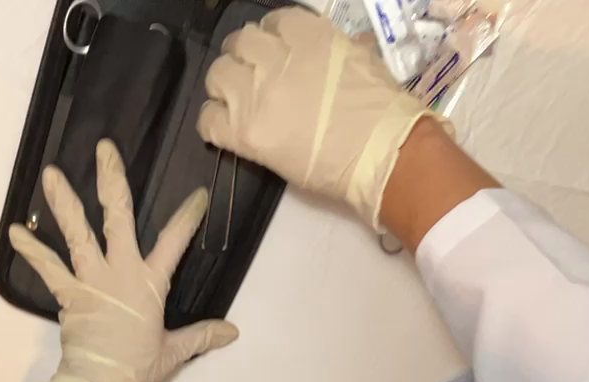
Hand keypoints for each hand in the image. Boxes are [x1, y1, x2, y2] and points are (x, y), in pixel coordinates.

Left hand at [9, 140, 239, 381]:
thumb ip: (201, 336)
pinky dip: (31, 250)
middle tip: (103, 149)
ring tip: (50, 173)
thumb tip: (232, 331)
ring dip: (63, 202)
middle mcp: (120, 270)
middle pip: (118, 216)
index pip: (175, 241)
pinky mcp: (68, 294)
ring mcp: (91, 279)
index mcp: (150, 282)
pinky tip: (14, 230)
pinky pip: (47, 268)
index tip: (197, 195)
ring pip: (77, 232)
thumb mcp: (173, 352)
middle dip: (112, 181)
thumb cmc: (138, 367)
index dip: (187, 216)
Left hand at [198, 7, 430, 229]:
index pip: (273, 22)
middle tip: (249, 78)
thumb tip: (348, 47)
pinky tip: (223, 130)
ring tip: (234, 103)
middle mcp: (275, 59)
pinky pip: (207, 120)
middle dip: (241, 58)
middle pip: (239, 44)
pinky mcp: (244, 134)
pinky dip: (211, 123)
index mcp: (308, 34)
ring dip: (223, 87)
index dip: (270, 39)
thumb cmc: (380, 109)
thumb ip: (344, 48)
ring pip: (217, 76)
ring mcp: (255, 96)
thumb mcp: (365, 59)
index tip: (274, 55)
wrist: (378, 152)